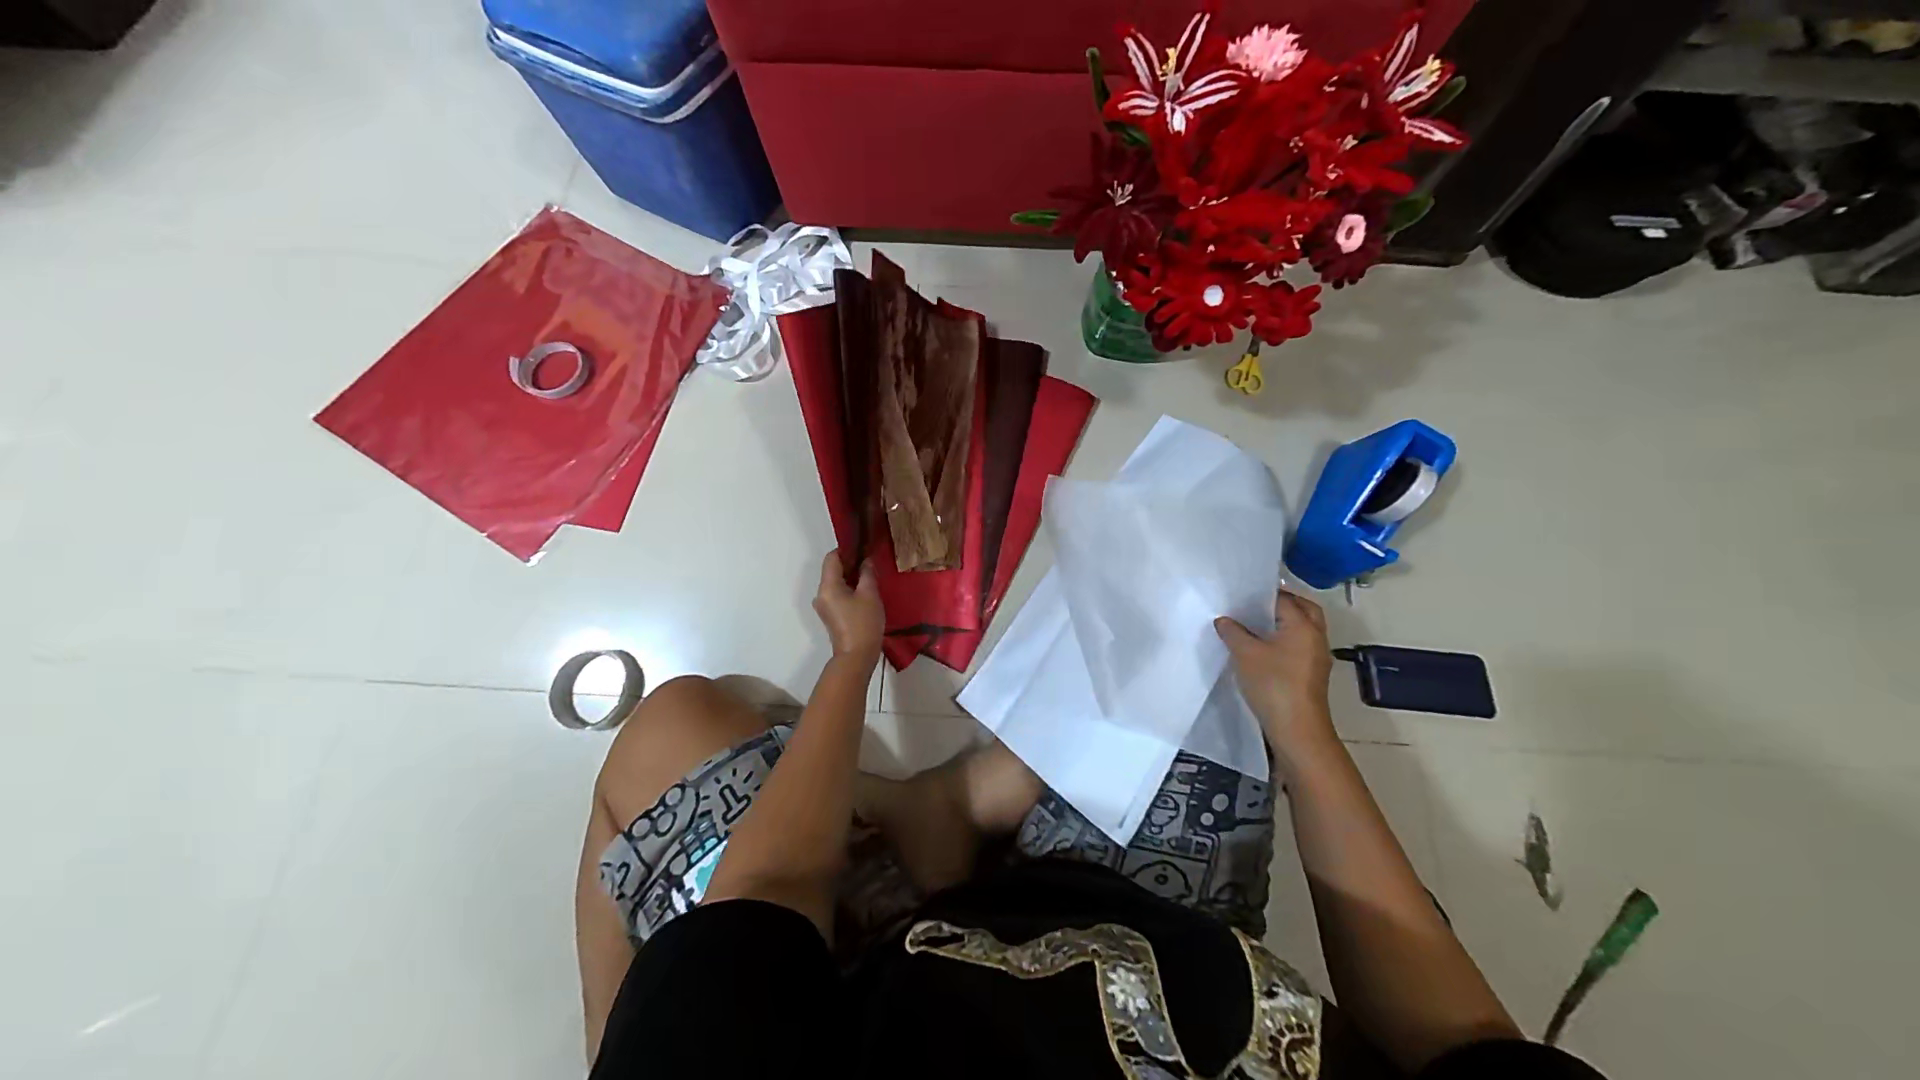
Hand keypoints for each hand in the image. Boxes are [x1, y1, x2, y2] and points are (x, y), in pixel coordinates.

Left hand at [813, 550, 883, 665]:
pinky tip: (864, 592)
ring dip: (850, 577)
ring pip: (835, 582)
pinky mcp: (830, 614)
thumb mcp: (870, 594)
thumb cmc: (863, 623)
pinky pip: (837, 594)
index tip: (864, 550)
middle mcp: (820, 593)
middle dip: (850, 564)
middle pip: (832, 570)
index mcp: (827, 586)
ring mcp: (823, 605)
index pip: (832, 557)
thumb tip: (866, 561)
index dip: (847, 550)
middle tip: (871, 563)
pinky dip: (848, 589)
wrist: (857, 656)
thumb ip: (867, 573)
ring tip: (870, 577)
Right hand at [1215, 590, 1336, 771]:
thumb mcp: (1245, 654)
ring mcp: (1317, 657)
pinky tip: (1262, 648)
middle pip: (1303, 609)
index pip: (1284, 599)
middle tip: (1254, 604)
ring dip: (1284, 623)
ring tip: (1254, 625)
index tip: (1240, 593)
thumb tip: (1224, 620)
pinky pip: (1300, 645)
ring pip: (1303, 629)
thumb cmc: (1273, 684)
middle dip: (1281, 603)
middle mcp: (1316, 637)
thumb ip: (1233, 632)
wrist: (1297, 729)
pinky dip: (1285, 640)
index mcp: (1304, 626)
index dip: (1261, 594)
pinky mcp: (1312, 673)